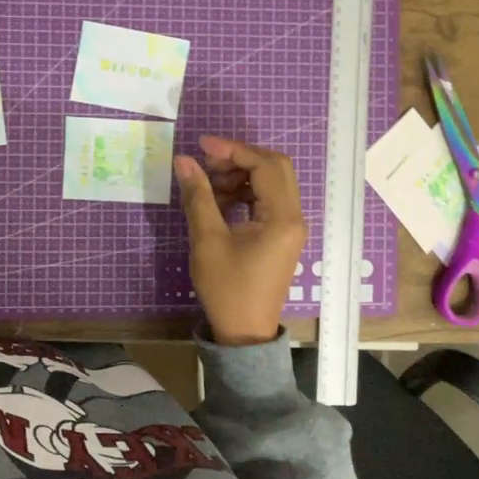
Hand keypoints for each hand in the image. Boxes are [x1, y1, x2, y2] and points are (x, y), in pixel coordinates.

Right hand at [175, 136, 307, 346]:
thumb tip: (185, 160)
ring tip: (209, 185)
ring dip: (241, 175)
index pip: (265, 165)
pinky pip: (267, 200)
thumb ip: (198, 195)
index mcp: (282, 217)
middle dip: (239, 158)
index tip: (201, 146)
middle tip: (207, 162)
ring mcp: (289, 227)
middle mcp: (294, 217)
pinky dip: (245, 192)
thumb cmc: (226, 287)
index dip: (233, 150)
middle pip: (275, 168)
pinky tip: (220, 201)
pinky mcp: (280, 235)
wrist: (244, 332)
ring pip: (271, 182)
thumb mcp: (207, 239)